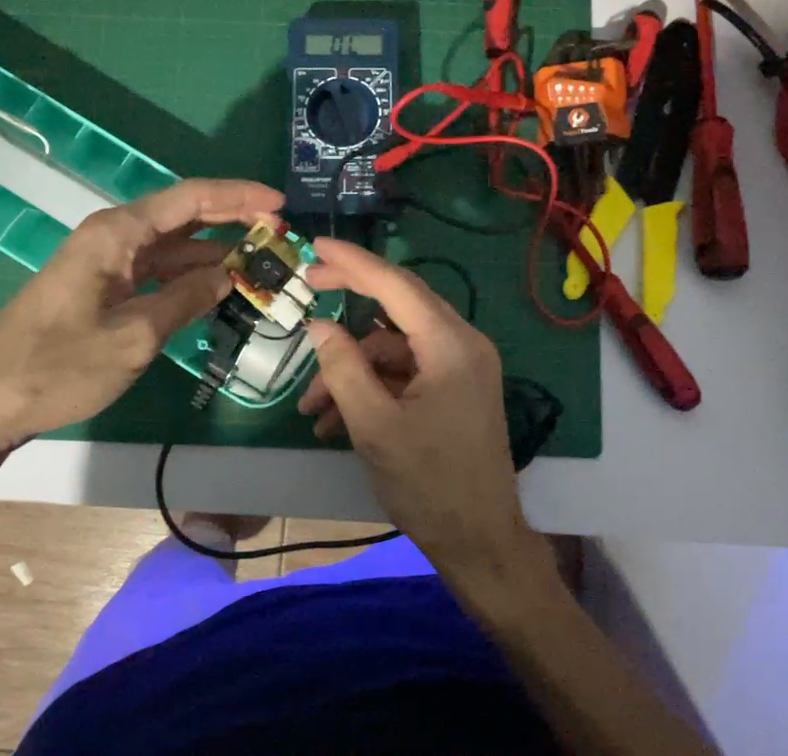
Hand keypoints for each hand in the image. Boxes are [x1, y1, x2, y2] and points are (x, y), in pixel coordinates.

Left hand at [0, 179, 283, 459]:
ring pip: (172, 247)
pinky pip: (156, 272)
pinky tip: (219, 289)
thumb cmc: (56, 367)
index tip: (281, 205)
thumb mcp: (133, 337)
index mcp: (116, 233)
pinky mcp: (101, 290)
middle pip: (183, 216)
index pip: (190, 199)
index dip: (238, 197)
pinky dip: (188, 277)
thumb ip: (186, 299)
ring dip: (214, 252)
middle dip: (232, 219)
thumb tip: (229, 273)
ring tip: (263, 262)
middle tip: (280, 231)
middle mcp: (112, 238)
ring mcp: (105, 264)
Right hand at [298, 238, 537, 575]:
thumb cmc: (429, 485)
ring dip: (353, 368)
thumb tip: (320, 325)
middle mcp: (463, 345)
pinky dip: (373, 388)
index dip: (354, 263)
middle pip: (399, 306)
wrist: (480, 542)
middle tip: (307, 288)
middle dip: (349, 303)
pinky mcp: (456, 391)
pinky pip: (407, 373)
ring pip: (396, 347)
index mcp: (451, 346)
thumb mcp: (374, 426)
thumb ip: (343, 369)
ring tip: (312, 408)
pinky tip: (335, 421)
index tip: (316, 246)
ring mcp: (463, 368)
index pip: (396, 286)